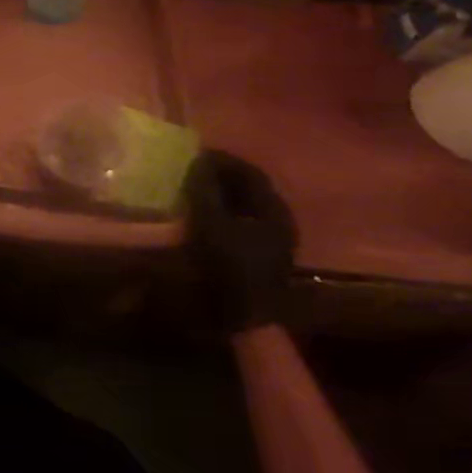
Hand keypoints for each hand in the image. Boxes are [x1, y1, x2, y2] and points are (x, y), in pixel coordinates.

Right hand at [182, 151, 295, 331]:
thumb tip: (197, 162)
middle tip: (191, 169)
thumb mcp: (211, 225)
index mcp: (274, 211)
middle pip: (251, 189)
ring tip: (192, 189)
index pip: (251, 173)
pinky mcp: (262, 257)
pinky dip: (223, 211)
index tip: (196, 152)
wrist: (245, 320)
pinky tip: (203, 215)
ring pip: (247, 206)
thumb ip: (205, 192)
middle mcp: (280, 222)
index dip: (224, 160)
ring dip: (222, 194)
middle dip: (222, 176)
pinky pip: (242, 222)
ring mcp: (274, 241)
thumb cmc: (228, 268)